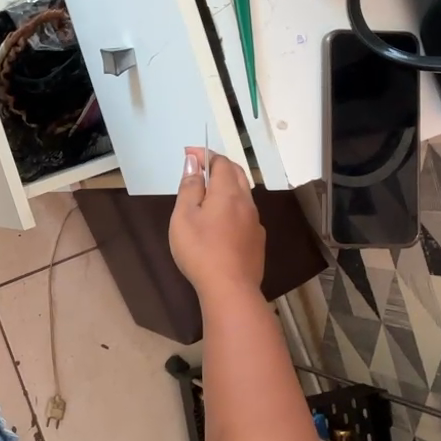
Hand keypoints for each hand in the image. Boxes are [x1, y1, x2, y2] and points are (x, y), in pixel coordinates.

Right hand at [169, 147, 264, 297]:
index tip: (189, 153)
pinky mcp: (256, 239)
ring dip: (227, 184)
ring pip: (243, 193)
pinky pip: (245, 212)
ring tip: (208, 190)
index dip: (205, 154)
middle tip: (200, 167)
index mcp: (227, 193)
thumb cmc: (200, 249)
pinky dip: (233, 204)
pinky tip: (222, 218)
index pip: (221, 163)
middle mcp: (246, 203)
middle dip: (219, 165)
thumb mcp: (184, 216)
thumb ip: (190, 187)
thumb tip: (193, 163)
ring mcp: (255, 222)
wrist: (230, 288)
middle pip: (237, 174)